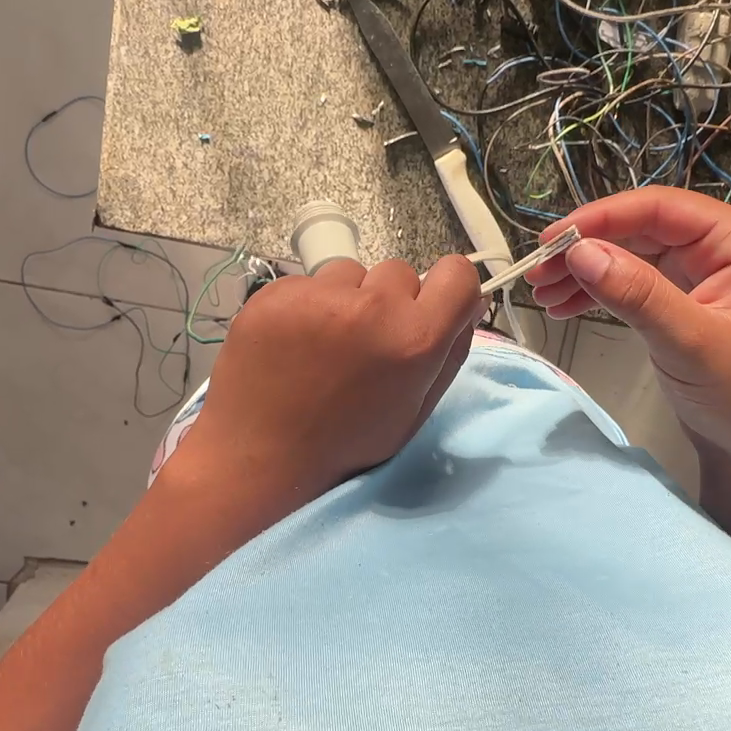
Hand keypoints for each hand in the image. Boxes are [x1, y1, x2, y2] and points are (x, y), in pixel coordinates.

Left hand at [179, 255, 483, 498]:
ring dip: (346, 300)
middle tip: (364, 346)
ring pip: (351, 274)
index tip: (429, 311)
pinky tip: (291, 345)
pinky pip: (308, 283)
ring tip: (323, 347)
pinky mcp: (276, 292)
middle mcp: (371, 306)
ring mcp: (318, 295)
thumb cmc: (346, 444)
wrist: (260, 457)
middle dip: (390, 303)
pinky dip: (306, 306)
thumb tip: (471, 302)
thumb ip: (450, 352)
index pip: (457, 273)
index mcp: (414, 339)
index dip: (448, 291)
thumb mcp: (415, 411)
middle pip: (401, 273)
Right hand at [523, 186, 730, 469]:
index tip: (550, 240)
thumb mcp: (688, 342)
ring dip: (584, 271)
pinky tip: (564, 307)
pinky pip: (631, 281)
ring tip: (542, 294)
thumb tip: (579, 252)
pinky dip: (597, 293)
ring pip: (629, 254)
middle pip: (639, 228)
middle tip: (536, 273)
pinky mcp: (681, 297)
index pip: (659, 208)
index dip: (600, 218)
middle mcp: (720, 245)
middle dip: (586, 247)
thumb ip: (637, 293)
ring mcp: (700, 271)